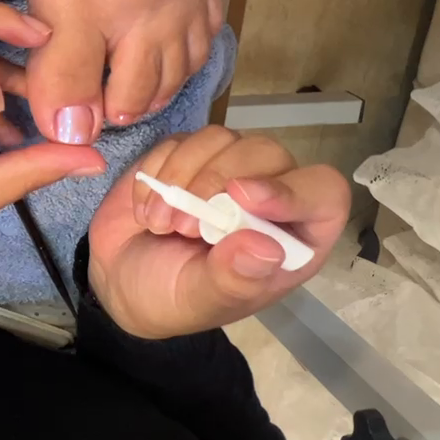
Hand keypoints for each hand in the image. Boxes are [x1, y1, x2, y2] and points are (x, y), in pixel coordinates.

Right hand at [87, 126, 348, 338]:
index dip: (292, 188)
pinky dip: (156, 173)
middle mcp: (265, 195)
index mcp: (291, 236)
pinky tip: (146, 210)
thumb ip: (234, 278)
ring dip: (181, 178)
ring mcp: (223, 168)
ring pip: (219, 138)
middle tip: (184, 226)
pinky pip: (177, 141)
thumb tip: (265, 247)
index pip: (323, 193)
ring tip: (160, 222)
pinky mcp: (182, 154)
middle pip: (265, 152)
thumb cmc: (172, 297)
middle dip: (216, 181)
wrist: (117, 278)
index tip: (242, 196)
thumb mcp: (202, 300)